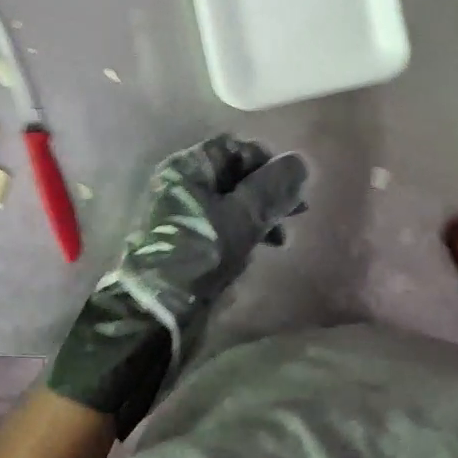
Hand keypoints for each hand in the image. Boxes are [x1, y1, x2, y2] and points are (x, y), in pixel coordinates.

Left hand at [45, 135, 306, 436]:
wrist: (157, 311)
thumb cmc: (200, 253)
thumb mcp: (243, 217)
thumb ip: (272, 187)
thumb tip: (299, 162)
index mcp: (186, 167)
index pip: (232, 147)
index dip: (265, 161)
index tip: (290, 186)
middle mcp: (180, 184)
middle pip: (232, 174)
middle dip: (267, 191)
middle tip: (297, 211)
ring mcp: (180, 214)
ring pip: (229, 202)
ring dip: (259, 214)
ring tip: (281, 239)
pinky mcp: (184, 243)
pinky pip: (220, 225)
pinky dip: (243, 232)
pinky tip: (258, 252)